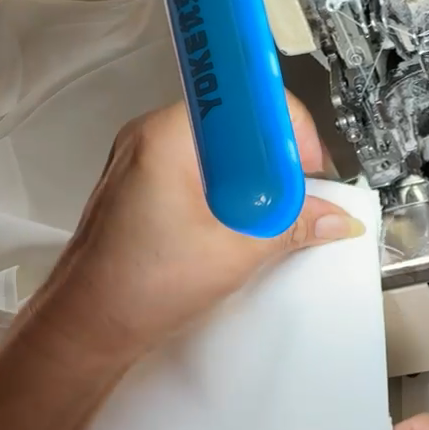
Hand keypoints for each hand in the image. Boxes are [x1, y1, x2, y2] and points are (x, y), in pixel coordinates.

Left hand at [25, 95, 359, 364]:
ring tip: (272, 222)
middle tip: (299, 202)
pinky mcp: (147, 190)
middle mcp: (152, 137)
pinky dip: (233, 198)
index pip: (246, 101)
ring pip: (223, 156)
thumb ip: (294, 228)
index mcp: (168, 136)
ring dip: (256, 186)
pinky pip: (205, 177)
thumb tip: (341, 220)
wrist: (87, 328)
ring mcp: (145, 163)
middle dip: (276, 164)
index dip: (287, 130)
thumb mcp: (236, 253)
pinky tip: (245, 230)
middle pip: (236, 128)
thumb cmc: (147, 284)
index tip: (308, 171)